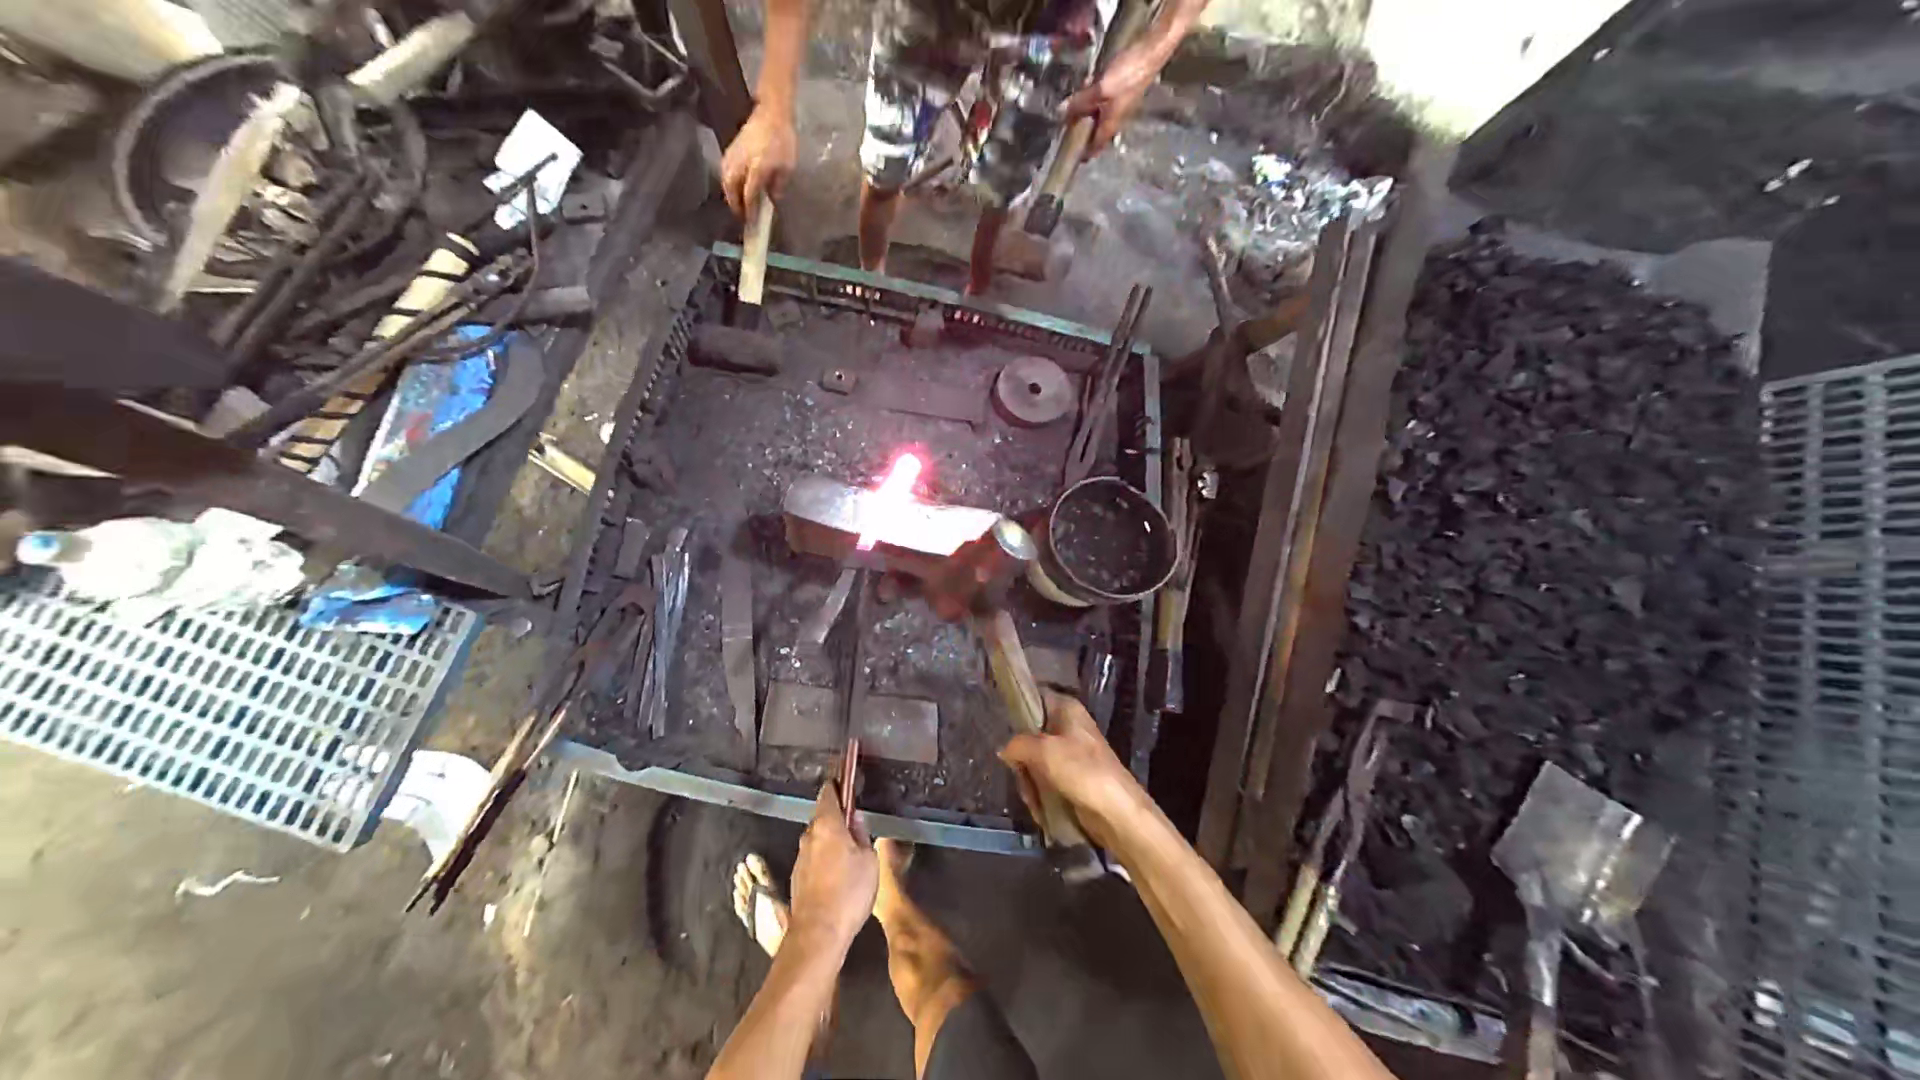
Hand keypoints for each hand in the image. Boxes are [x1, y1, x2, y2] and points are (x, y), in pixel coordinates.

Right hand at [720, 106, 798, 218]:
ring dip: (730, 194)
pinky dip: (727, 181)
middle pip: (732, 188)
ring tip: (737, 203)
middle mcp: (741, 163)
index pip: (749, 195)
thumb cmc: (783, 141)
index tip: (752, 222)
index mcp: (757, 168)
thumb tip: (772, 200)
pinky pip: (725, 170)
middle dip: (735, 204)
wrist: (771, 113)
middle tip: (741, 215)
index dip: (749, 210)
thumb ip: (778, 186)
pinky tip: (733, 186)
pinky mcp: (731, 149)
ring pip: (726, 179)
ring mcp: (733, 154)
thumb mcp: (787, 167)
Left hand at [785, 779, 877, 955]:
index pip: (829, 793)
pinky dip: (825, 858)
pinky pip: (814, 858)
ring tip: (851, 853)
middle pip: (822, 816)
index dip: (839, 786)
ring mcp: (800, 857)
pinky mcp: (798, 877)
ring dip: (831, 840)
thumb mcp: (869, 860)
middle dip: (837, 818)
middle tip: (856, 826)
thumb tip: (855, 817)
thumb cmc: (849, 891)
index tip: (849, 784)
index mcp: (827, 824)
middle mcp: (809, 836)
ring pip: (817, 839)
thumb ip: (862, 834)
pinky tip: (838, 874)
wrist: (818, 933)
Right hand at [999, 691, 1152, 849]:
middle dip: (1021, 755)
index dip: (1015, 708)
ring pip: (1035, 759)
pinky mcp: (1072, 777)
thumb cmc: (1081, 771)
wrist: (1116, 812)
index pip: (1034, 697)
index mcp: (1067, 709)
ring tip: (1031, 794)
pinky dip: (1039, 791)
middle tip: (1018, 770)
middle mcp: (1069, 726)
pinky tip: (1039, 803)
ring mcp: (1071, 753)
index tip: (1000, 725)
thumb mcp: (1043, 750)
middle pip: (1030, 733)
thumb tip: (1004, 750)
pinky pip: (1045, 778)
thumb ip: (1017, 744)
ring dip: (1029, 778)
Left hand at [1063, 42, 1165, 155]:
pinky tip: (1086, 85)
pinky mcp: (1121, 91)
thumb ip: (1081, 101)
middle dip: (1079, 130)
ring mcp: (1119, 105)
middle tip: (1064, 123)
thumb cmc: (1128, 74)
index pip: (1094, 148)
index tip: (1067, 152)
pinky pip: (1102, 101)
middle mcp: (1114, 120)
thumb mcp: (1101, 89)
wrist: (1152, 51)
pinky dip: (1092, 98)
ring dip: (1085, 113)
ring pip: (1097, 116)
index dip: (1081, 153)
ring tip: (1071, 104)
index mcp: (1109, 125)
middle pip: (1094, 133)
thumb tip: (1060, 112)